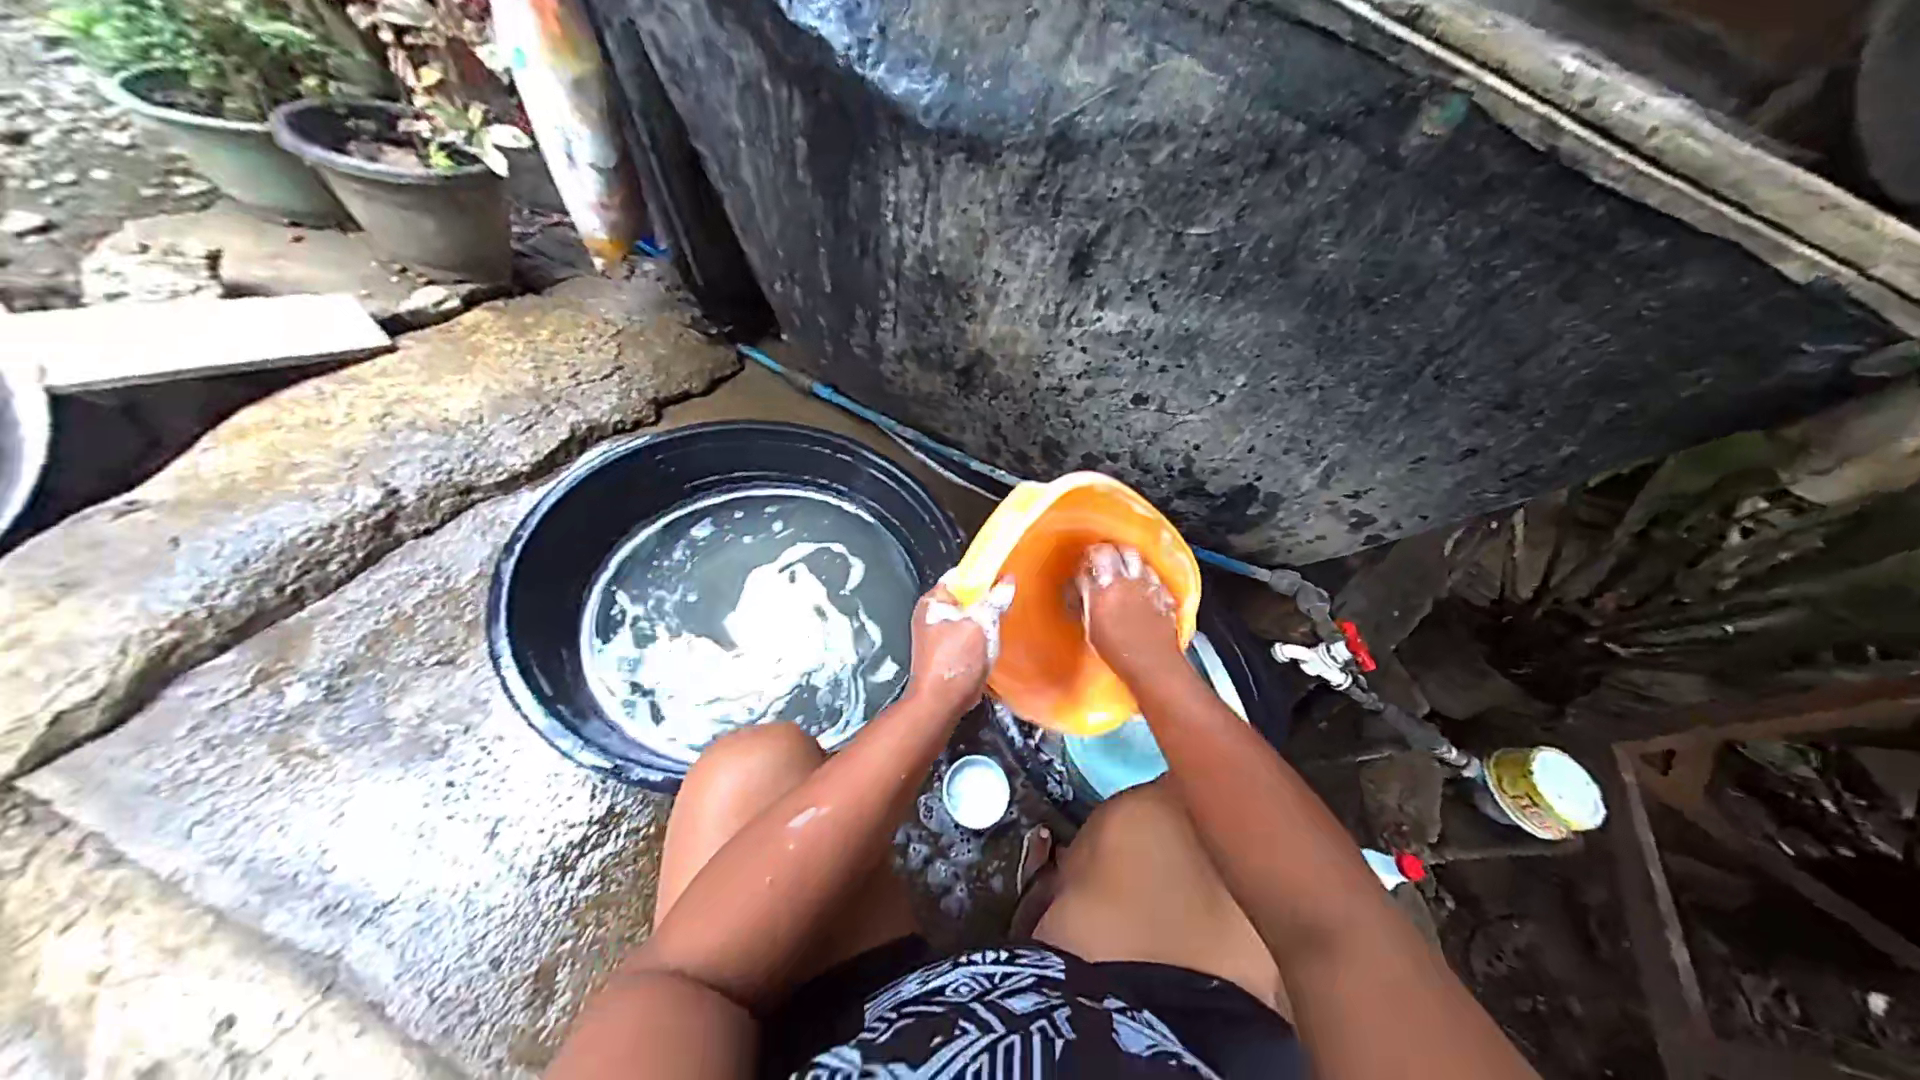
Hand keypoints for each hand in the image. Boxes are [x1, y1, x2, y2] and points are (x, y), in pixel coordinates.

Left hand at [903, 579, 1014, 714]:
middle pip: (964, 598)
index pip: (958, 576)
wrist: (940, 704)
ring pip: (967, 619)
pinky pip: (967, 637)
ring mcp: (936, 636)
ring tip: (1000, 623)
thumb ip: (994, 601)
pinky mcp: (946, 654)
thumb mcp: (980, 625)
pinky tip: (992, 644)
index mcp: (933, 602)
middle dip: (985, 600)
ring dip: (984, 622)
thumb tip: (1007, 582)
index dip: (981, 574)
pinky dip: (980, 638)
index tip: (1001, 575)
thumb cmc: (953, 663)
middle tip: (1004, 601)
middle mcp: (931, 616)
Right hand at [1076, 543, 1181, 683]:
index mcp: (1101, 591)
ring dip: (1125, 557)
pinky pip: (1151, 572)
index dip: (1085, 561)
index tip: (1083, 567)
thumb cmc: (1117, 653)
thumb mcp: (1091, 630)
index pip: (1089, 561)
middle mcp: (1124, 582)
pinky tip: (1140, 582)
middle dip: (1105, 551)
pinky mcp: (1162, 590)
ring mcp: (1146, 584)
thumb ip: (1087, 605)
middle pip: (1113, 550)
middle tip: (1100, 558)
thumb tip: (1083, 593)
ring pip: (1134, 555)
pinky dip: (1144, 573)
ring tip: (1121, 565)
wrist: (1153, 664)